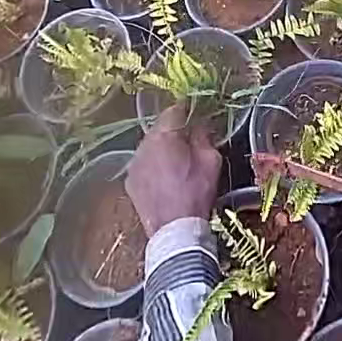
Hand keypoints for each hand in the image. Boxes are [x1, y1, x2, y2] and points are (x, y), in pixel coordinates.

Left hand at [126, 105, 220, 235]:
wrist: (175, 230)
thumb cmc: (196, 192)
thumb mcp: (211, 160)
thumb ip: (203, 136)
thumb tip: (200, 124)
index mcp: (164, 136)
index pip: (173, 111)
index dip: (187, 110)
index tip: (197, 114)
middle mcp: (143, 146)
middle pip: (160, 128)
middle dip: (175, 130)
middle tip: (190, 139)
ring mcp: (133, 164)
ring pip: (150, 146)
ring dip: (163, 148)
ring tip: (178, 161)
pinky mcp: (130, 182)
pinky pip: (144, 163)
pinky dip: (154, 164)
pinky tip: (165, 177)